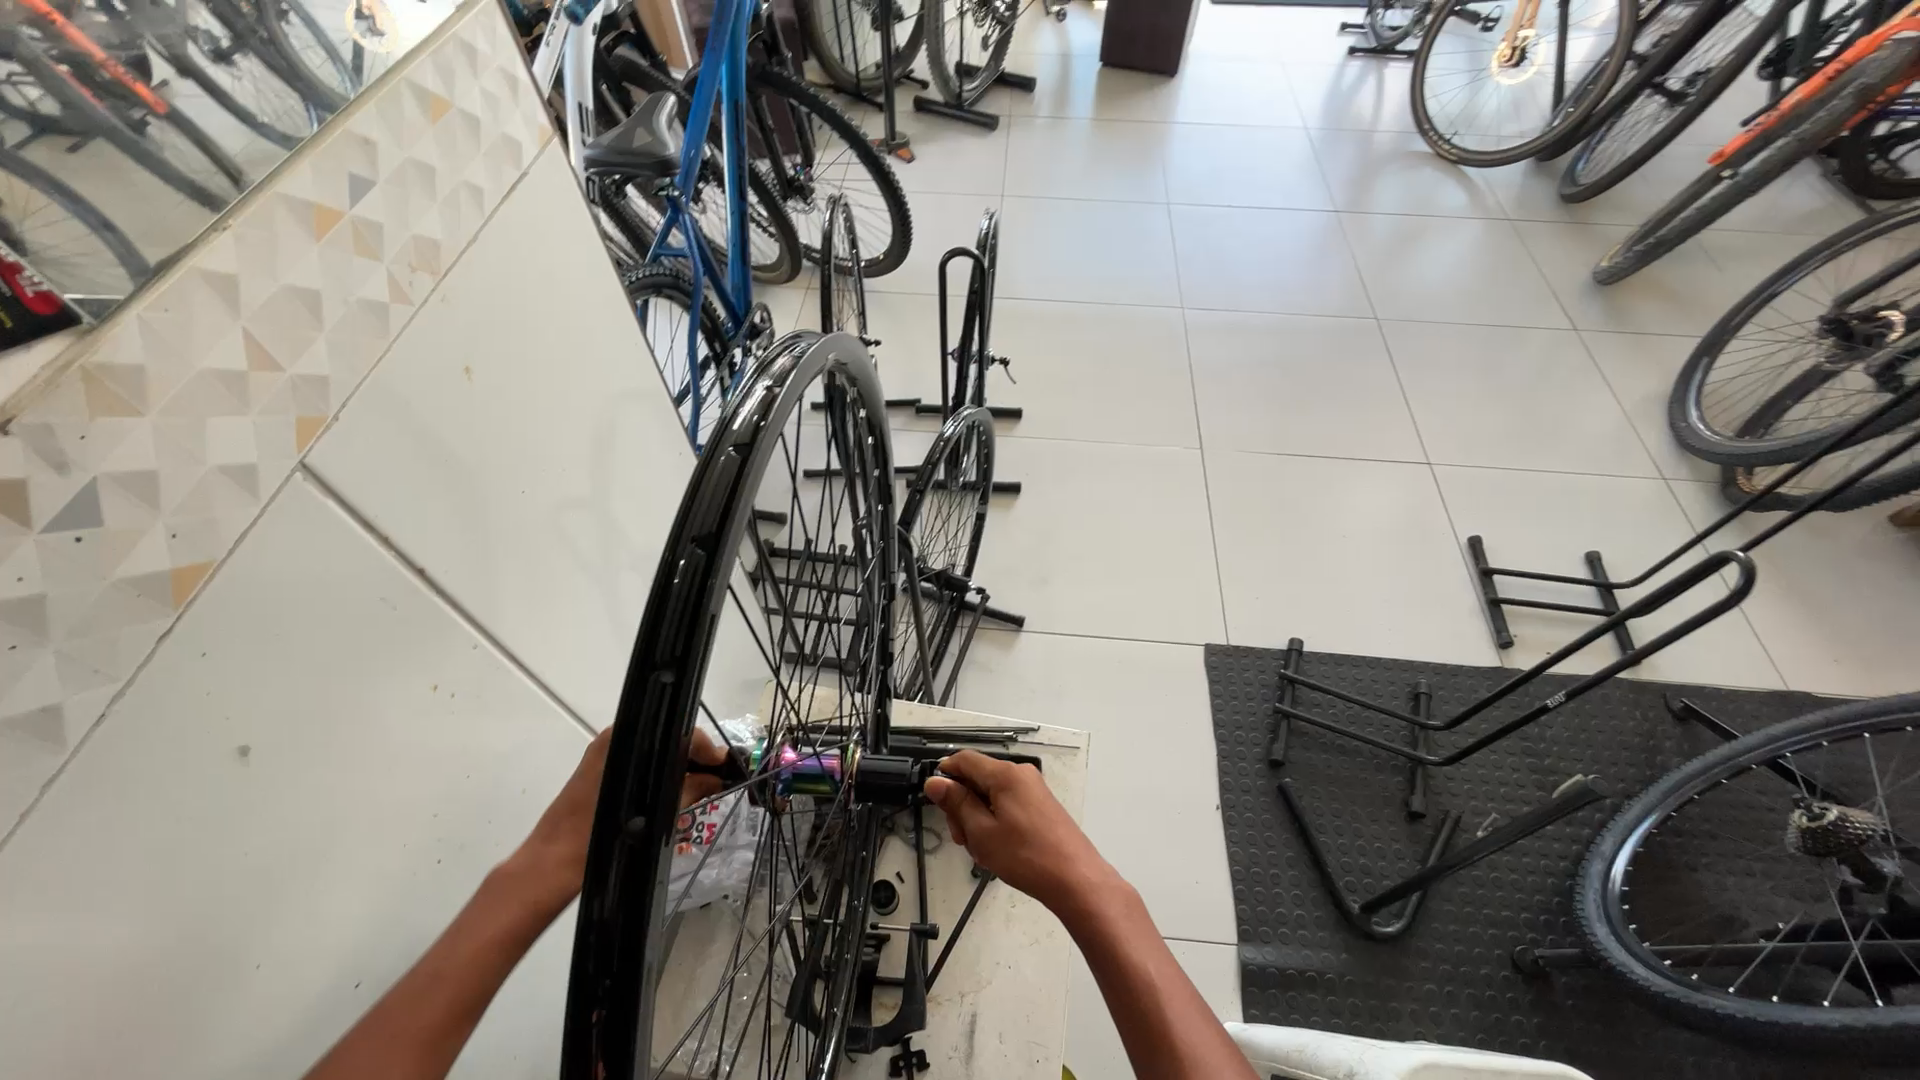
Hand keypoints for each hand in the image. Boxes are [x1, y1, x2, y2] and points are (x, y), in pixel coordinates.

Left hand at [511, 726, 728, 903]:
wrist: (550, 866)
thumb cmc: (597, 838)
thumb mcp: (654, 813)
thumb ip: (689, 789)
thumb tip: (717, 778)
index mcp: (627, 739)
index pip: (681, 733)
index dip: (708, 750)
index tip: (726, 769)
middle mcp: (616, 739)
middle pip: (670, 741)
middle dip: (696, 761)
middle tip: (716, 784)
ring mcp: (607, 756)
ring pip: (657, 756)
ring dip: (679, 772)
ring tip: (700, 794)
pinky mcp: (602, 774)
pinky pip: (642, 767)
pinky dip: (660, 779)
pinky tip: (674, 799)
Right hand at [922, 750, 1115, 912]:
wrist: (1074, 879)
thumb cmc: (1025, 856)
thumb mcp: (982, 832)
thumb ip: (956, 803)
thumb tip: (935, 781)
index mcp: (1005, 774)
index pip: (964, 759)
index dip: (945, 776)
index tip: (936, 803)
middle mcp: (1020, 774)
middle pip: (977, 778)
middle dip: (962, 805)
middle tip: (963, 840)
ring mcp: (1033, 789)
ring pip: (991, 794)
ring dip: (978, 818)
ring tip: (983, 850)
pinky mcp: (1040, 805)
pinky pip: (1007, 803)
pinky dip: (995, 821)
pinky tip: (998, 848)